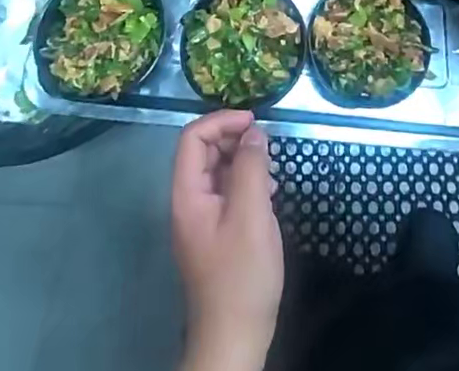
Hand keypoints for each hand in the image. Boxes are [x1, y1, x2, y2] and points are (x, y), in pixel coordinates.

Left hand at [171, 110, 281, 370]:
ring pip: (216, 172)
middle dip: (233, 139)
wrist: (234, 339)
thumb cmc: (241, 276)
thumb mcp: (252, 215)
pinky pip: (226, 193)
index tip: (253, 121)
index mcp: (187, 194)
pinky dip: (246, 183)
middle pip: (202, 151)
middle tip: (265, 142)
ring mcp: (200, 219)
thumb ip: (251, 168)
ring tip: (271, 169)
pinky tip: (269, 194)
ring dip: (242, 161)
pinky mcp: (215, 234)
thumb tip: (254, 132)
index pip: (192, 137)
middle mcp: (188, 201)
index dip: (221, 121)